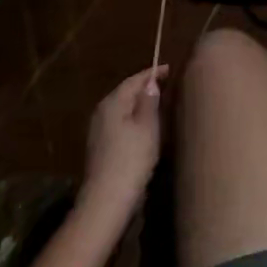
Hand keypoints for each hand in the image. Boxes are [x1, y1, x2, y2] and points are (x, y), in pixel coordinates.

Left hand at [80, 66, 167, 219]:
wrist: (107, 198)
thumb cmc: (132, 157)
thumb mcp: (147, 126)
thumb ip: (148, 102)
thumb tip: (150, 83)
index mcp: (113, 103)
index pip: (133, 80)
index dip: (151, 73)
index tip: (168, 68)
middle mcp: (102, 112)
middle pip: (124, 92)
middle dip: (143, 87)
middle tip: (164, 83)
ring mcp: (98, 130)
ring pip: (121, 108)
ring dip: (137, 103)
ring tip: (157, 101)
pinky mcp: (100, 146)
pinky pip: (119, 122)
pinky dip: (132, 117)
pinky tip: (143, 125)